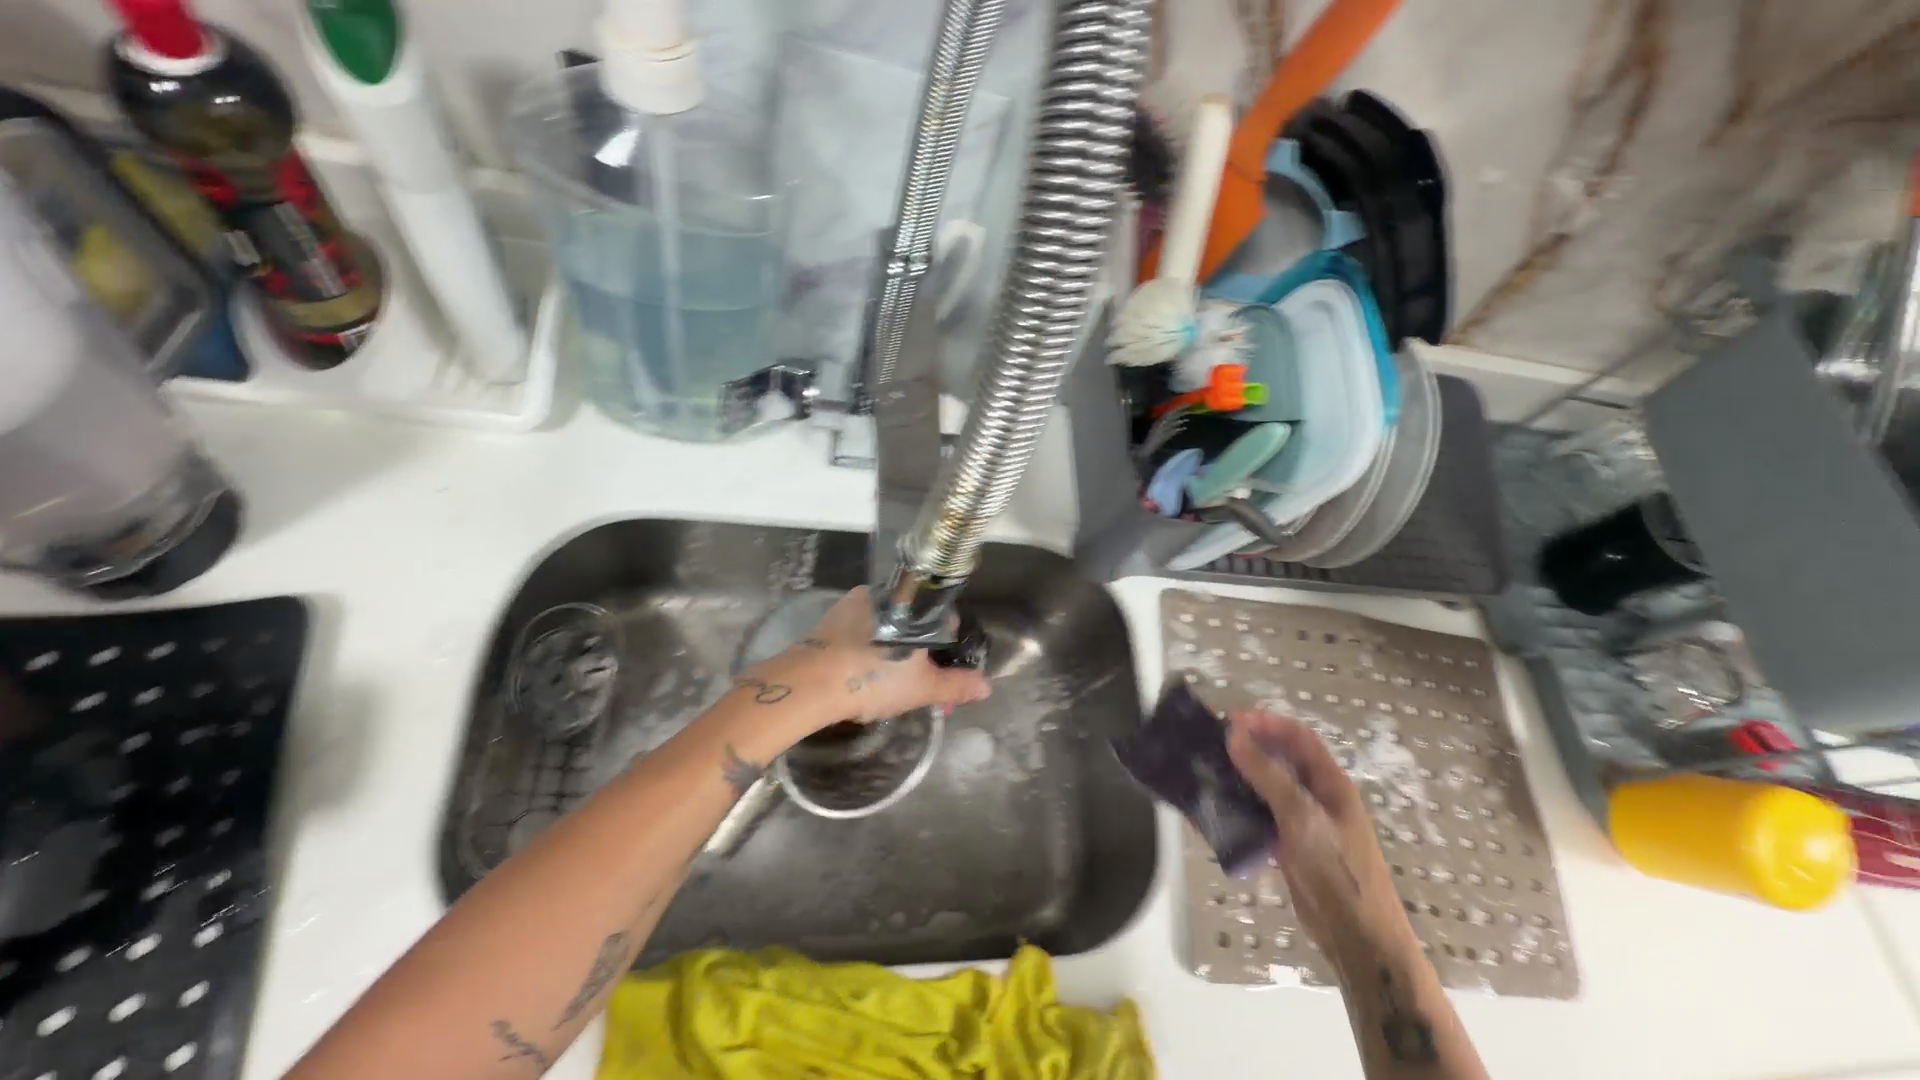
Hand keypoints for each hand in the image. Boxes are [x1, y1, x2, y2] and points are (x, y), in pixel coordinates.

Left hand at [735, 588, 992, 732]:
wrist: (810, 682)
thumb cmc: (874, 679)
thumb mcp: (923, 687)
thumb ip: (956, 685)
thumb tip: (986, 686)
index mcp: (912, 603)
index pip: (941, 619)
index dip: (948, 651)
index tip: (944, 679)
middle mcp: (883, 595)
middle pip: (913, 627)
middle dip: (921, 660)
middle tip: (920, 693)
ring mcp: (852, 606)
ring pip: (886, 632)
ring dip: (895, 658)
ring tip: (893, 693)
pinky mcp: (828, 621)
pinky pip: (861, 636)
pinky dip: (869, 655)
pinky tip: (865, 682)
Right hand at [1226, 709, 1413, 968]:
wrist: (1357, 934)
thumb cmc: (1338, 868)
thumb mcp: (1302, 816)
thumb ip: (1268, 775)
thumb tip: (1234, 736)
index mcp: (1331, 783)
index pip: (1298, 738)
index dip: (1267, 724)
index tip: (1230, 721)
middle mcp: (1316, 798)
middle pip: (1280, 761)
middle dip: (1247, 749)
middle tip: (1210, 746)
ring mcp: (1301, 824)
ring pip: (1265, 791)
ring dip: (1237, 780)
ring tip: (1203, 775)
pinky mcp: (1287, 847)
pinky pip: (1258, 820)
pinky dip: (1236, 814)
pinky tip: (1210, 814)